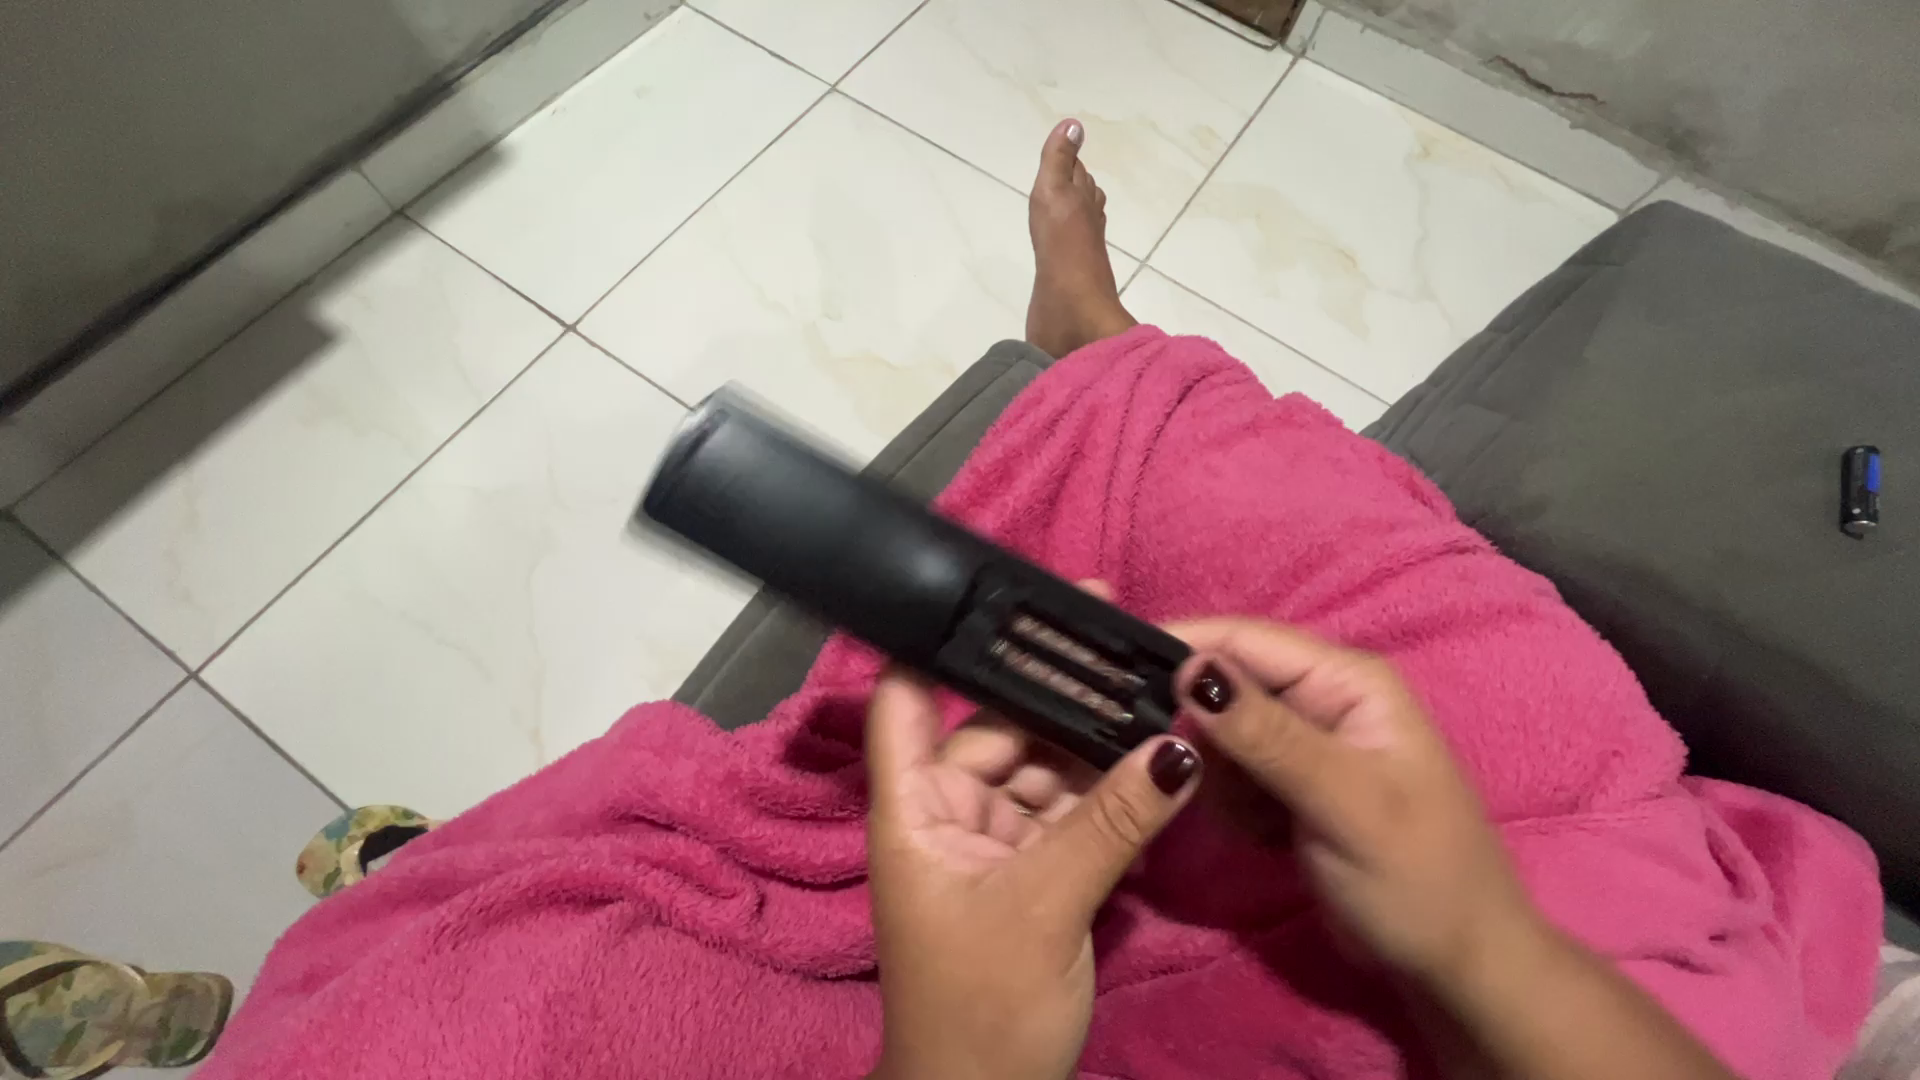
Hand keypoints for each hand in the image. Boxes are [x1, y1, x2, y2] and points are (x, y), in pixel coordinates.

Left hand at [864, 668, 1202, 1079]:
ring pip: (1038, 766)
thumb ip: (1112, 821)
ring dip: (1088, 745)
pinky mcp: (1025, 861)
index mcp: (915, 805)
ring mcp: (988, 833)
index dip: (932, 646)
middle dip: (1053, 697)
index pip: (904, 701)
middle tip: (1118, 651)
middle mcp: (946, 806)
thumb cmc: (984, 1005)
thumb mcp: (1047, 905)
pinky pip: (1063, 807)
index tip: (988, 602)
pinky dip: (1100, 792)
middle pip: (995, 728)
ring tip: (1147, 702)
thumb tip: (1178, 749)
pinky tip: (1145, 766)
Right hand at [1166, 618, 1543, 988]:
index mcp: (1344, 678)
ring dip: (1220, 778)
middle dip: (1205, 733)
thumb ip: (1265, 734)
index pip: (1243, 638)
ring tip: (1261, 821)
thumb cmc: (1416, 877)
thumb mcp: (1343, 802)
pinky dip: (1229, 802)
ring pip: (1213, 731)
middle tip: (1214, 781)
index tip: (1117, 671)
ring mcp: (1298, 738)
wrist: (1452, 964)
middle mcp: (1317, 695)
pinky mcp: (1281, 776)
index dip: (1181, 646)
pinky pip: (1223, 769)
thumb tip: (1190, 668)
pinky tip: (1266, 834)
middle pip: (1221, 683)